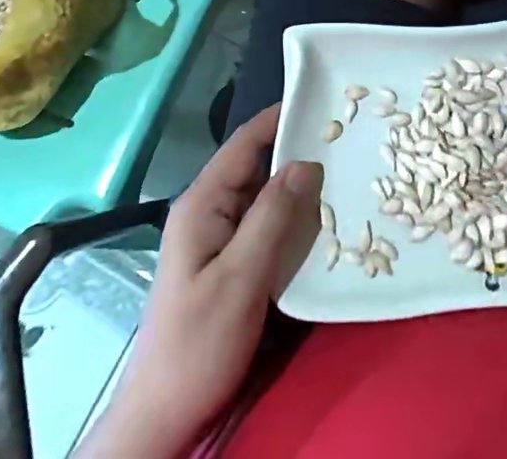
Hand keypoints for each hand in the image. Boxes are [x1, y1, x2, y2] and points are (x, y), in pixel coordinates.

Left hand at [79, 106, 321, 457]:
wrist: (165, 406)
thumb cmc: (199, 340)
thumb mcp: (240, 278)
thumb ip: (271, 217)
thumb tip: (303, 162)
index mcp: (201, 203)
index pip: (242, 145)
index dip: (276, 119)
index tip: (316, 101)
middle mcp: (206, 210)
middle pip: (251, 166)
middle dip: (292, 150)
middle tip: (341, 139)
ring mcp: (213, 236)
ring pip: (258, 196)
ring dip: (292, 185)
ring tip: (339, 170)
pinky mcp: (224, 260)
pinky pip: (259, 224)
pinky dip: (286, 216)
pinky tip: (316, 219)